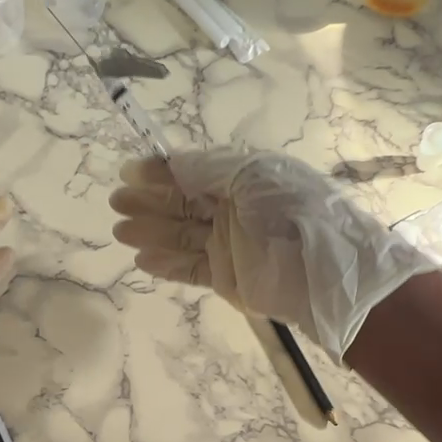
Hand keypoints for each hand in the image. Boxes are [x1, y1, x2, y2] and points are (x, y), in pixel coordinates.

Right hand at [109, 150, 435, 360]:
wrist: (324, 272)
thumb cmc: (290, 213)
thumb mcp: (251, 177)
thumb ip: (206, 170)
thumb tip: (168, 163)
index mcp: (242, 177)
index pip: (192, 171)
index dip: (160, 172)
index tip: (128, 173)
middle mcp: (233, 208)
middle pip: (182, 203)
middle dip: (148, 202)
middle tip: (116, 203)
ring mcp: (228, 245)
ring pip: (181, 236)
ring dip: (151, 233)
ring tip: (121, 232)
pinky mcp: (227, 278)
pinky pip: (190, 269)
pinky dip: (167, 265)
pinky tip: (143, 260)